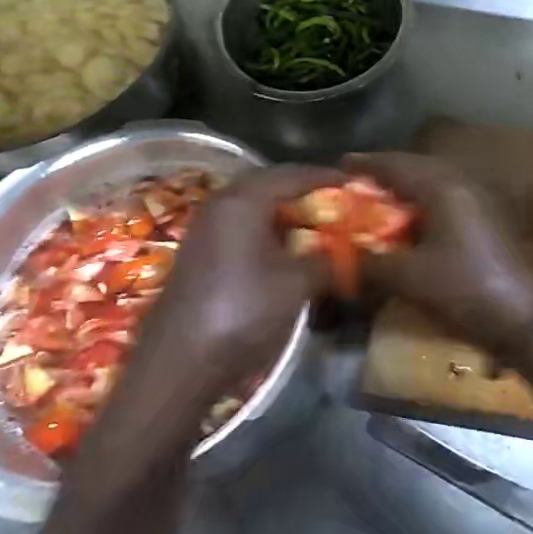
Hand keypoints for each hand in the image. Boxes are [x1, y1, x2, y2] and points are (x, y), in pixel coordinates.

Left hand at [130, 164, 342, 398]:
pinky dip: (266, 231)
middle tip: (335, 204)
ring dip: (284, 214)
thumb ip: (326, 259)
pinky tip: (284, 251)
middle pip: (269, 186)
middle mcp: (220, 204)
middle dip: (303, 194)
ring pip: (253, 208)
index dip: (324, 177)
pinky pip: (240, 228)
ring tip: (315, 227)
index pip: (291, 174)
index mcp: (243, 200)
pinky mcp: (200, 253)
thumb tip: (348, 254)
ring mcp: (205, 229)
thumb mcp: (297, 283)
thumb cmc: (243, 310)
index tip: (351, 183)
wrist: (181, 359)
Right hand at [346, 152, 532, 361]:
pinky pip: (452, 203)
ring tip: (380, 207)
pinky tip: (415, 229)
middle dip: (386, 178)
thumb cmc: (467, 291)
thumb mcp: (409, 278)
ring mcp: (487, 200)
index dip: (365, 165)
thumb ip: (370, 262)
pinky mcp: (496, 220)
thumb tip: (339, 258)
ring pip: (437, 186)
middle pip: (417, 170)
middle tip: (356, 189)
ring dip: (408, 195)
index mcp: (444, 185)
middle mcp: (467, 182)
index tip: (338, 167)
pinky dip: (428, 210)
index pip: (395, 163)